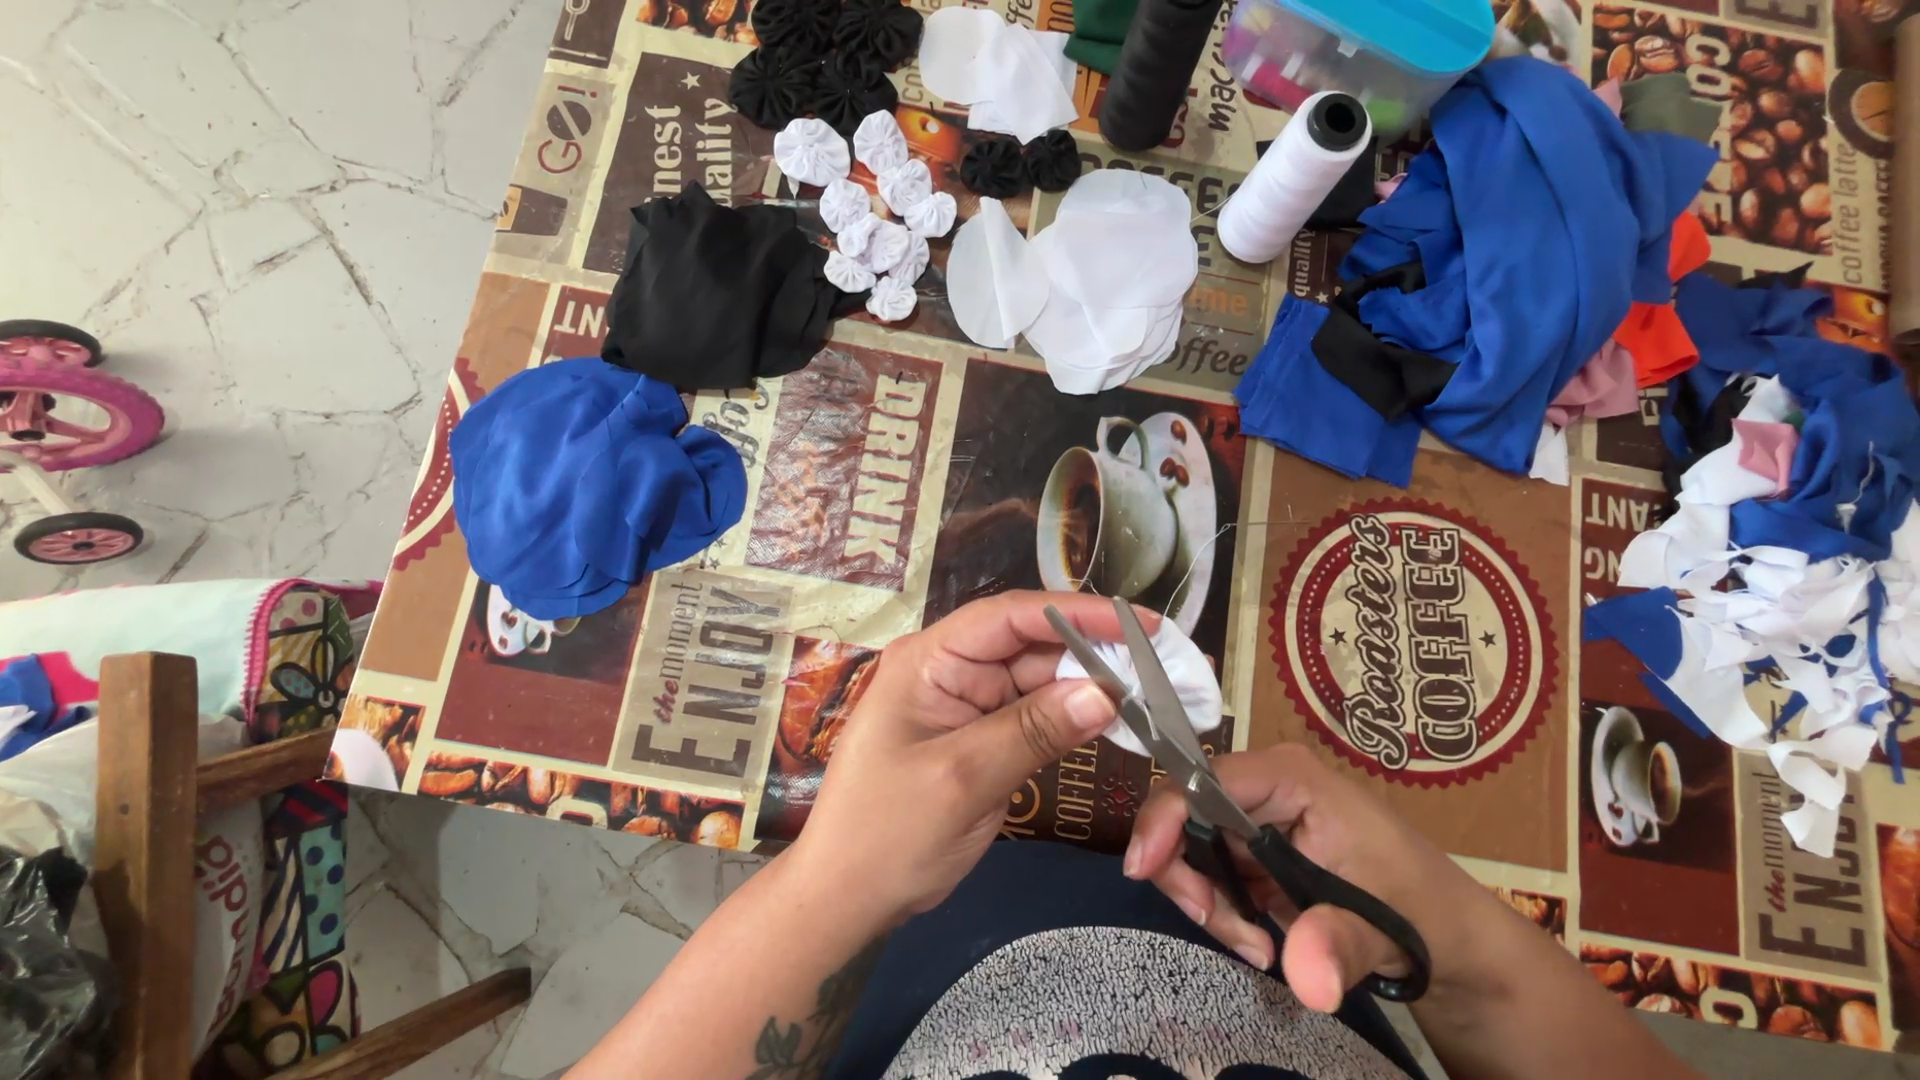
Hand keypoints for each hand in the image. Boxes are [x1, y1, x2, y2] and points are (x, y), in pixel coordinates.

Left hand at [787, 591, 1156, 925]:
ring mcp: (966, 703)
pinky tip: (1116, 722)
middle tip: (1164, 668)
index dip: (1078, 613)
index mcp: (930, 659)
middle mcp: (950, 668)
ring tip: (1155, 693)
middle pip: (1031, 644)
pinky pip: (1035, 715)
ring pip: (1040, 679)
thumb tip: (1107, 693)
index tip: (1140, 624)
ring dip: (1090, 686)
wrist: (847, 898)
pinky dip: (1073, 718)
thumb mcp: (962, 779)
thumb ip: (1033, 731)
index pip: (1010, 617)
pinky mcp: (981, 737)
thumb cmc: (887, 833)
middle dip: (1094, 652)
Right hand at [1126, 744, 1487, 1012]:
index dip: (1165, 817)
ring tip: (1256, 946)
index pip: (1203, 781)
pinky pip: (1206, 870)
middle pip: (1184, 813)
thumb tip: (1306, 983)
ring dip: (1206, 901)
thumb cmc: (1424, 910)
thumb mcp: (1384, 929)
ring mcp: (1254, 815)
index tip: (1143, 871)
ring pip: (1188, 846)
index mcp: (1290, 778)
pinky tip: (1257, 940)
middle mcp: (1263, 785)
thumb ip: (1337, 944)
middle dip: (1188, 876)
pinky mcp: (1251, 845)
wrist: (1447, 936)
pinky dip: (1219, 909)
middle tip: (1220, 928)